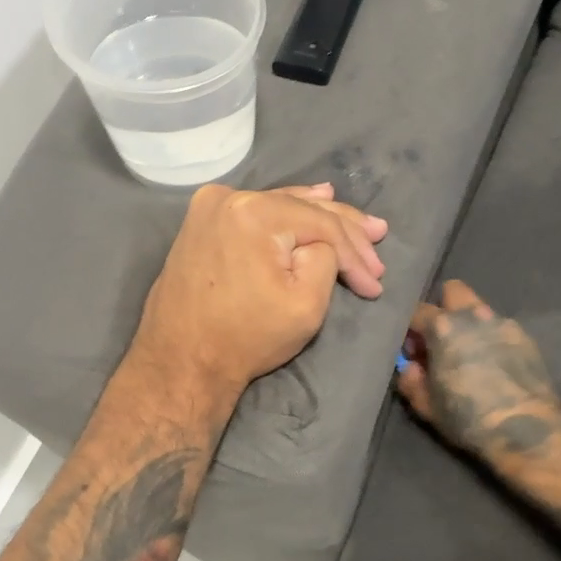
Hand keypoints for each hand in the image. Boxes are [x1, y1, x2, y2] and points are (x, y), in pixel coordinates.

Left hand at [127, 182, 388, 399]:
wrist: (180, 363)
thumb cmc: (246, 337)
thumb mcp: (306, 304)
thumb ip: (327, 260)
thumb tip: (320, 246)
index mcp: (255, 211)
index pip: (323, 225)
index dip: (356, 255)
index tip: (376, 284)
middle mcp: (229, 197)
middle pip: (303, 208)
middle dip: (345, 229)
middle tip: (380, 234)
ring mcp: (211, 207)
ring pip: (282, 207)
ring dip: (320, 218)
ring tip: (358, 220)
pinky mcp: (203, 223)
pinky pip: (259, 213)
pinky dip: (288, 216)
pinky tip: (314, 198)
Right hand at [395, 280, 560, 460]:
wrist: (524, 429)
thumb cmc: (467, 417)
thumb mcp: (426, 406)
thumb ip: (411, 381)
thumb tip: (411, 367)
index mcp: (443, 327)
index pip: (417, 311)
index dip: (411, 330)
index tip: (413, 351)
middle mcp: (474, 316)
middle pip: (453, 291)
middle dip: (444, 307)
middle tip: (442, 339)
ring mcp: (503, 323)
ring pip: (480, 309)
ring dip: (469, 324)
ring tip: (471, 354)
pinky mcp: (526, 337)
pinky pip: (501, 328)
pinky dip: (492, 338)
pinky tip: (495, 364)